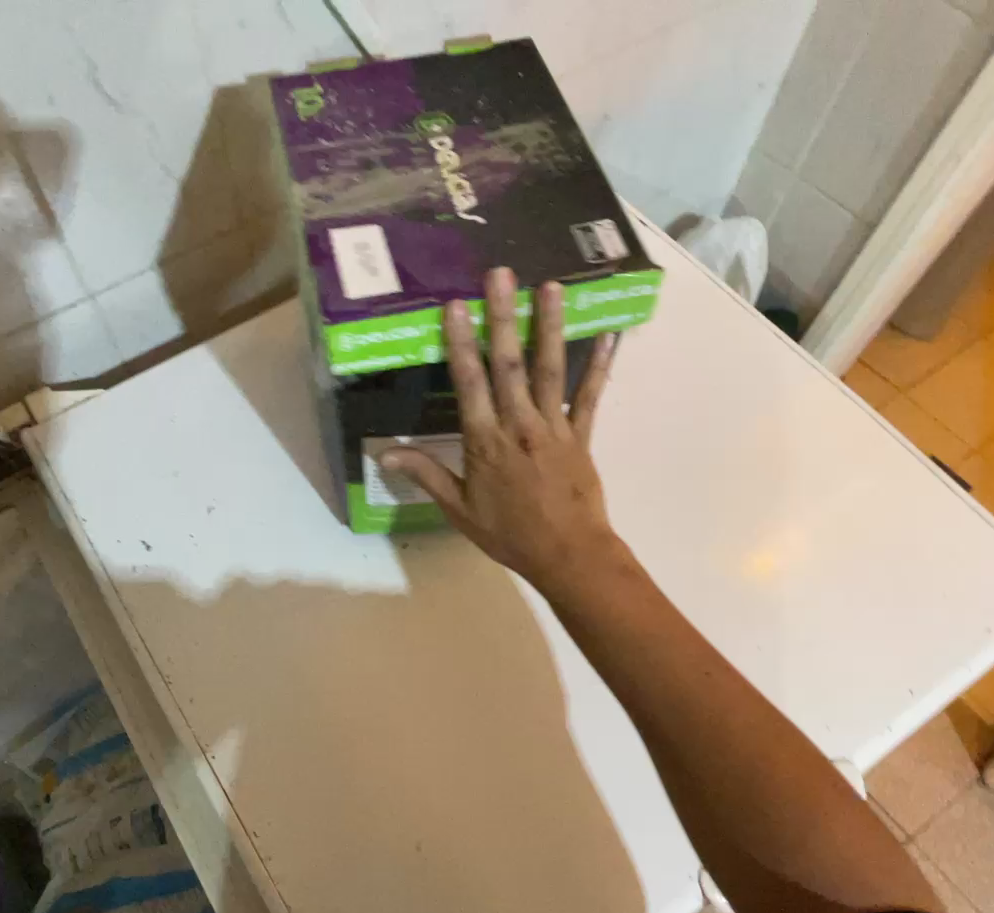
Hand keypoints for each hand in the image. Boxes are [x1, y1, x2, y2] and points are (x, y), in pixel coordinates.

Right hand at [378, 267, 632, 595]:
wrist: (568, 556)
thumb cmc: (509, 535)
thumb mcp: (459, 510)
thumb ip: (427, 474)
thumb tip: (385, 451)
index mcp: (485, 443)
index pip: (469, 385)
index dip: (460, 344)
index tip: (455, 306)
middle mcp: (519, 426)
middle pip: (509, 365)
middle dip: (503, 318)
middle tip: (501, 275)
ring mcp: (554, 427)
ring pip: (550, 371)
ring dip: (550, 327)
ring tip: (550, 287)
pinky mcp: (582, 435)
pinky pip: (591, 396)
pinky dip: (600, 366)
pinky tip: (609, 334)